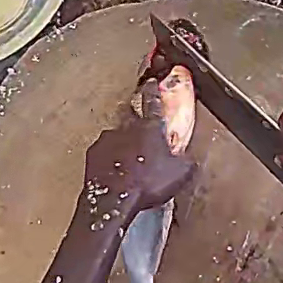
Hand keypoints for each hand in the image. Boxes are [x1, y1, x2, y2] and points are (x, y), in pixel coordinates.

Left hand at [82, 83, 196, 214]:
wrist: (114, 200)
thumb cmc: (148, 183)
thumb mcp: (180, 173)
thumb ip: (186, 160)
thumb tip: (189, 158)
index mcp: (149, 127)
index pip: (153, 102)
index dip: (153, 91)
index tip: (151, 82)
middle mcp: (126, 128)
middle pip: (129, 114)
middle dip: (133, 116)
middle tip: (138, 125)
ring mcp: (107, 139)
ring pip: (115, 133)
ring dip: (121, 141)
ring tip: (127, 158)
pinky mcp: (93, 153)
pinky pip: (103, 150)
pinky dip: (108, 157)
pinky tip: (113, 170)